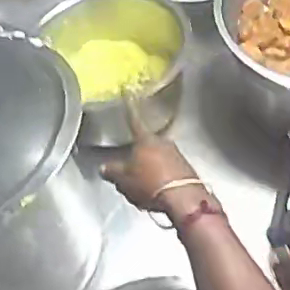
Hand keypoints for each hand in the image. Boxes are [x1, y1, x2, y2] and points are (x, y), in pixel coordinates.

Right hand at [101, 101, 207, 216]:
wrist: (184, 199)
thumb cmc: (150, 184)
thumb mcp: (124, 179)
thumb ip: (112, 171)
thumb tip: (104, 167)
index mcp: (146, 139)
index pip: (133, 120)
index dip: (129, 106)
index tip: (128, 90)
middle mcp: (163, 142)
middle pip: (146, 143)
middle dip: (138, 153)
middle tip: (130, 168)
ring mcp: (177, 154)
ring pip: (157, 157)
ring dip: (149, 167)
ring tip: (142, 185)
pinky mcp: (185, 168)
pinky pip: (167, 169)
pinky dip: (160, 177)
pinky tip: (156, 189)